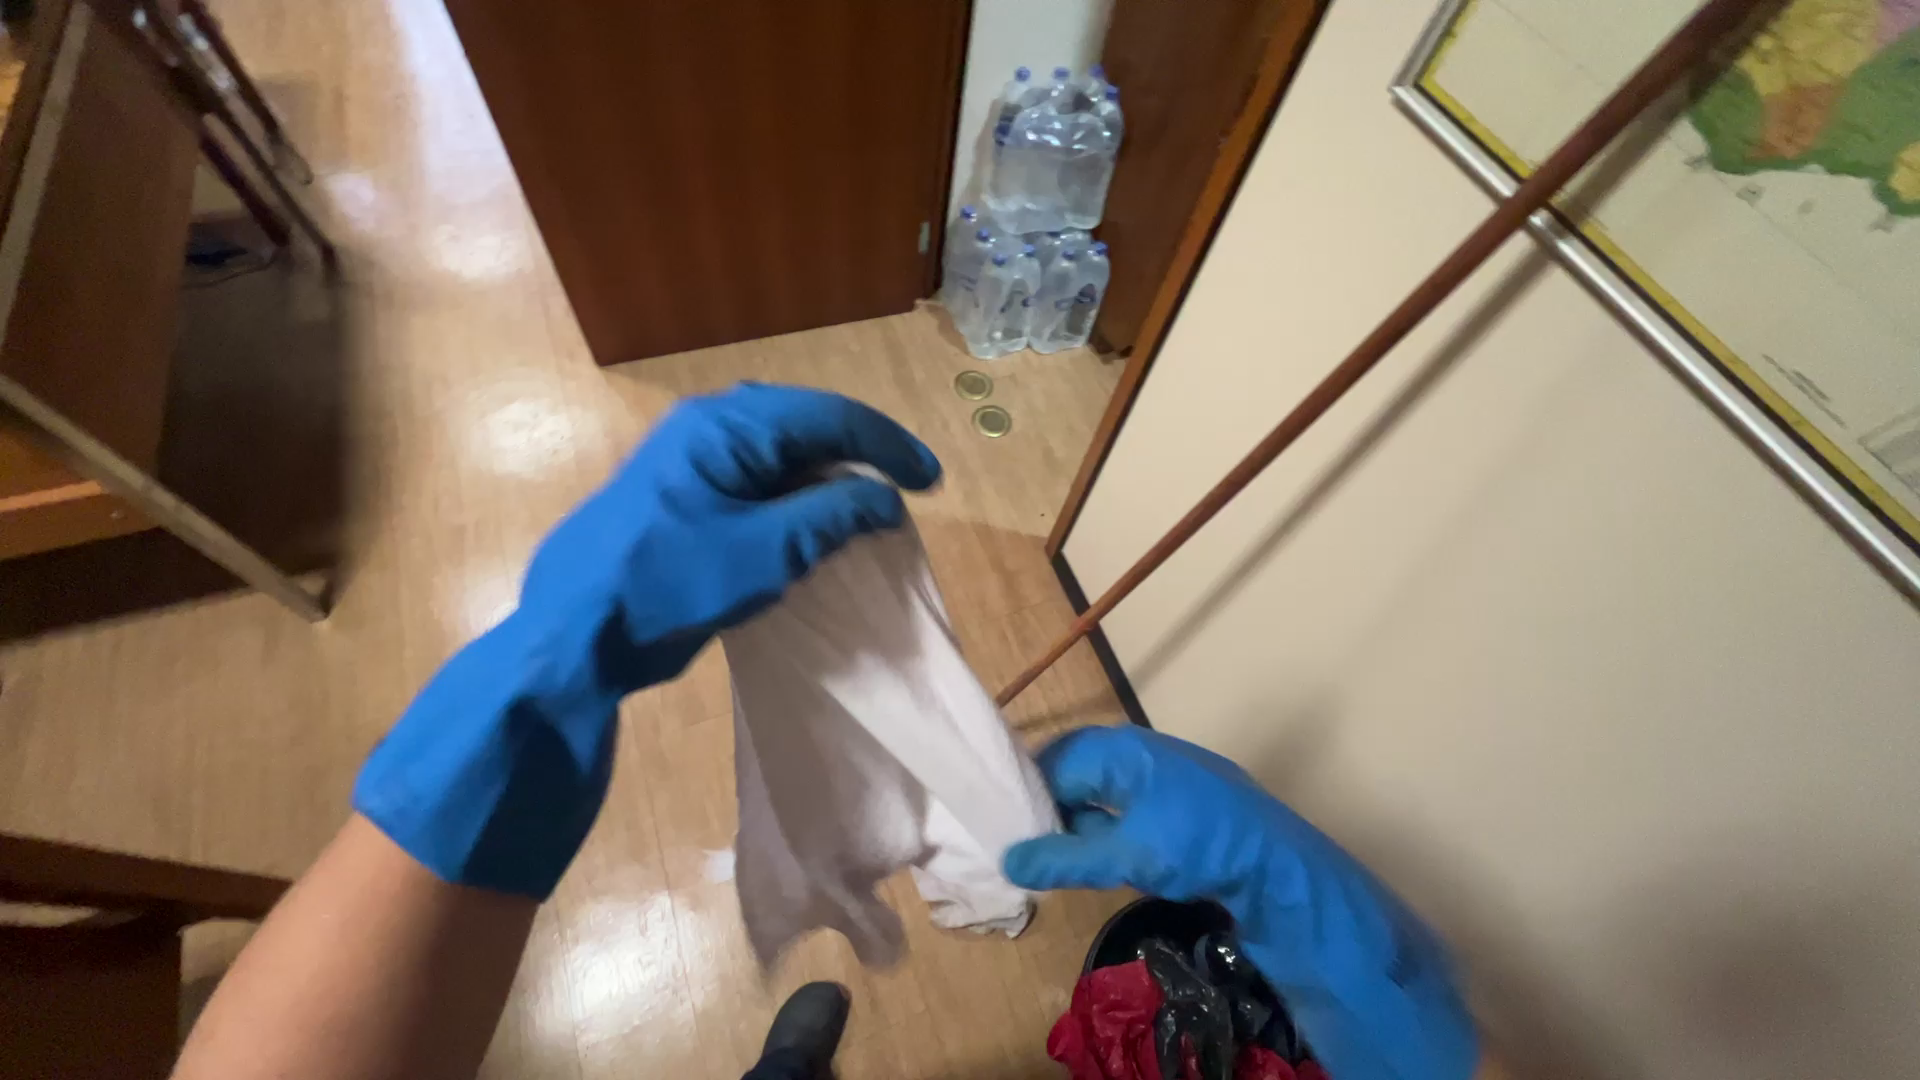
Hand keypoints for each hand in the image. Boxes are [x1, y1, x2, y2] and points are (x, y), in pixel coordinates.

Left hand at [355, 383, 940, 898]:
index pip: (830, 417)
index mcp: (729, 424)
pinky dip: (797, 492)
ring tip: (870, 502)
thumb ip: (836, 515)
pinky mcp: (686, 489)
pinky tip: (815, 517)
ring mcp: (692, 455)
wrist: (577, 635)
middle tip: (906, 485)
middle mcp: (710, 424)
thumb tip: (886, 499)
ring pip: (783, 450)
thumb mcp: (768, 551)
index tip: (931, 482)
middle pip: (807, 423)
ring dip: (830, 473)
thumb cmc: (673, 585)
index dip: (888, 447)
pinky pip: (758, 475)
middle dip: (862, 453)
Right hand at [1004, 726, 1477, 1079]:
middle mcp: (1130, 748)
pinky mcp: (1168, 792)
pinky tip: (1097, 854)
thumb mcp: (1127, 856)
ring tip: (1054, 856)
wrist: (1278, 861)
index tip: (1004, 831)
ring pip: (1094, 788)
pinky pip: (1118, 800)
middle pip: (1069, 771)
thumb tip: (1008, 861)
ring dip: (1074, 820)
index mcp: (1116, 749)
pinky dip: (1101, 825)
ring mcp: (1152, 768)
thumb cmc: (1198, 845)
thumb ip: (1065, 857)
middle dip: (1047, 809)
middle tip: (1026, 848)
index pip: (1049, 762)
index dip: (1024, 795)